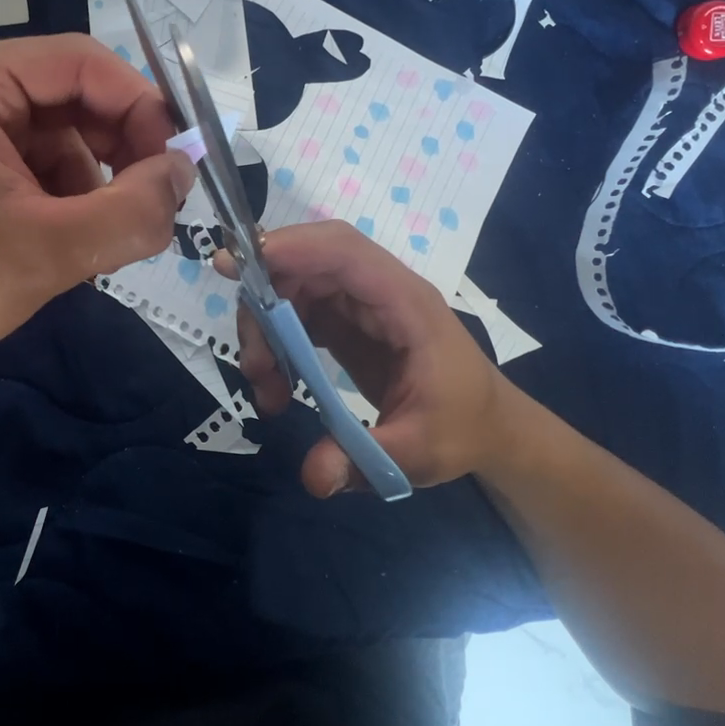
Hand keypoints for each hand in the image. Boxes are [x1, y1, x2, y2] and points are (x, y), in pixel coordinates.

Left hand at [0, 34, 194, 381]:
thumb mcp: (53, 250)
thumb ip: (135, 210)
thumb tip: (185, 171)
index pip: (82, 63)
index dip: (140, 105)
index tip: (176, 160)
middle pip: (71, 91)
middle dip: (119, 145)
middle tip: (153, 198)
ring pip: (59, 125)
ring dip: (92, 175)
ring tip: (96, 232)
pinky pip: (33, 150)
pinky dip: (62, 187)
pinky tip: (62, 232)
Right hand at [218, 220, 519, 495]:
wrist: (488, 428)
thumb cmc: (462, 429)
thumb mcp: (417, 454)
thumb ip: (363, 462)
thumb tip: (312, 477)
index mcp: (405, 304)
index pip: (343, 252)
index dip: (289, 247)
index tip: (236, 264)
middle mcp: (379, 291)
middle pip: (308, 261)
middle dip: (264, 294)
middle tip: (250, 354)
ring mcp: (360, 302)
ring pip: (295, 283)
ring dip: (265, 325)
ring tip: (264, 383)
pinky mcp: (346, 318)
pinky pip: (297, 306)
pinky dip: (274, 336)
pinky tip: (274, 379)